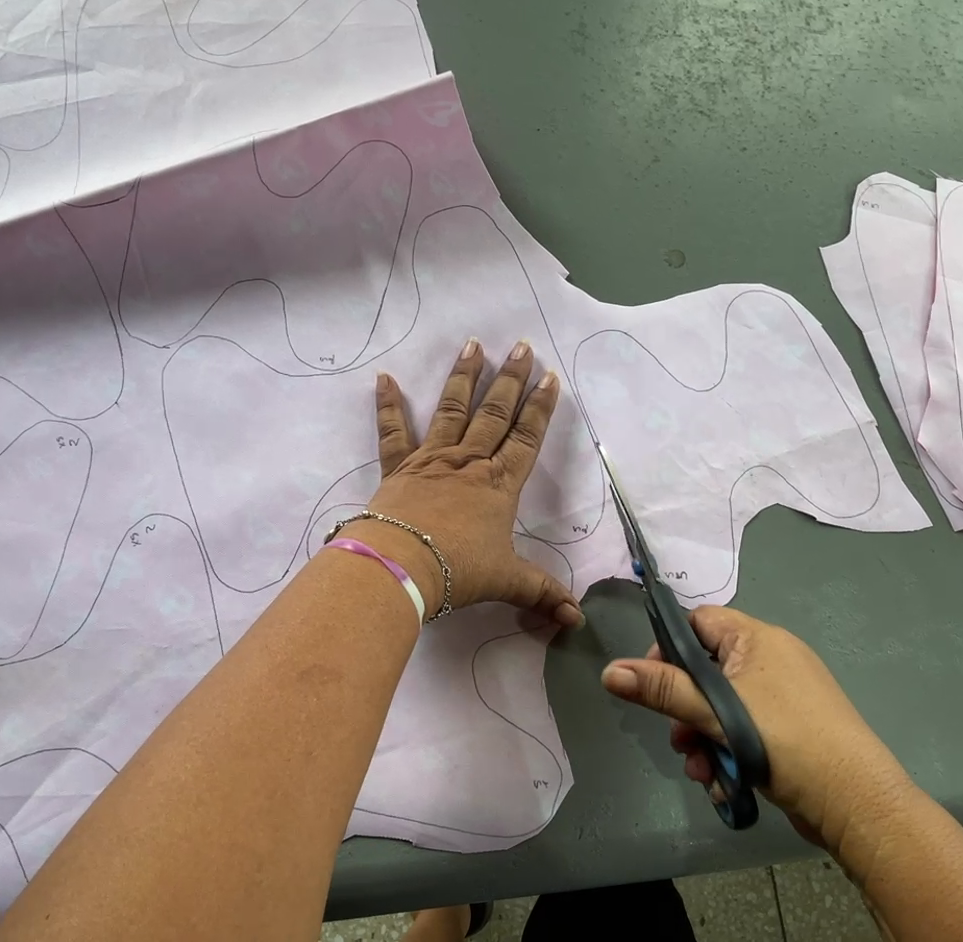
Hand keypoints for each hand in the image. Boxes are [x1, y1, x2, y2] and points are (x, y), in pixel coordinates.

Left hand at [360, 337, 582, 627]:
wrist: (401, 567)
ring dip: (464, 377)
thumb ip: (541, 594)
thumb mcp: (507, 581)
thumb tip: (578, 619)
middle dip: (510, 379)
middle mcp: (468, 463)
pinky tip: (384, 377)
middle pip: (494, 413)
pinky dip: (388, 404)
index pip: (526, 438)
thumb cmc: (457, 571)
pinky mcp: (399, 468)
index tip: (550, 377)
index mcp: (499, 484)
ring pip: (452, 410)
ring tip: (473, 344)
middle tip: (520, 346)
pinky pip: (393, 431)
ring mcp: (432, 460)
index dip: (540, 408)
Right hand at [599, 606, 914, 849]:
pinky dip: (728, 750)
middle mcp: (771, 659)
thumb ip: (662, 690)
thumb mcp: (717, 712)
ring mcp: (784, 695)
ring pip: (722, 706)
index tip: (651, 684)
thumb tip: (609, 671)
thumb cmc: (787, 742)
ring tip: (702, 770)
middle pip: (705, 670)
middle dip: (684, 708)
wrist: (859, 804)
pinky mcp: (791, 729)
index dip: (668, 648)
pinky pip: (744, 728)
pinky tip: (724, 781)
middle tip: (678, 740)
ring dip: (702, 737)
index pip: (698, 622)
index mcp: (757, 639)